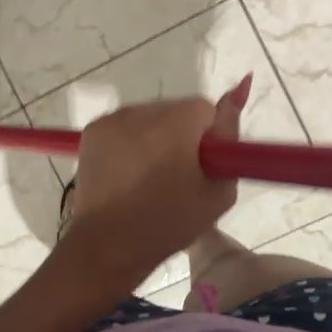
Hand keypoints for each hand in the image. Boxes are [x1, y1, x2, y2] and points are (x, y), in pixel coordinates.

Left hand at [61, 75, 251, 287]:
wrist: (108, 244)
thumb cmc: (169, 223)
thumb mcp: (217, 191)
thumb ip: (231, 140)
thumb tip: (240, 87)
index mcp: (177, 122)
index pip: (205, 110)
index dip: (208, 139)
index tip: (201, 168)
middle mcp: (142, 111)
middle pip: (175, 110)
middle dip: (181, 135)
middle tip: (175, 176)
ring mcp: (112, 119)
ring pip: (149, 117)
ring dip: (155, 137)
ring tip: (149, 178)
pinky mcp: (92, 131)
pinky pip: (123, 126)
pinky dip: (130, 142)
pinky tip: (128, 173)